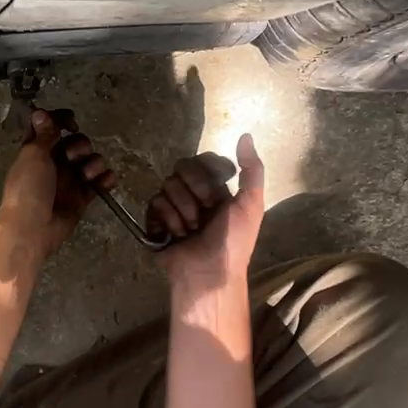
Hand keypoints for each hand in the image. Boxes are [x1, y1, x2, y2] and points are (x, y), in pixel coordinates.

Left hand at [0, 109, 116, 261]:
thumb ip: (44, 133)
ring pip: (91, 160)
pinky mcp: (83, 196)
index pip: (52, 126)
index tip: (71, 124)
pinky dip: (106, 179)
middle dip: (81, 146)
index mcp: (37, 149)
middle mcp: (55, 161)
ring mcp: (70, 179)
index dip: (63, 120)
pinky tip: (105, 182)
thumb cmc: (28, 187)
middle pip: (77, 142)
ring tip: (87, 175)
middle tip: (73, 158)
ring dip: (94, 163)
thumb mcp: (33, 154)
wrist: (33, 227)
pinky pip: (100, 182)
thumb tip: (40, 110)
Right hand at [149, 134, 265, 292]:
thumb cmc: (234, 241)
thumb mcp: (251, 204)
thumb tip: (246, 135)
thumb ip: (252, 169)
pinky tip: (176, 235)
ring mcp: (172, 206)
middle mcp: (193, 193)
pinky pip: (155, 203)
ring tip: (192, 231)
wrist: (209, 272)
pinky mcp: (155, 219)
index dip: (208, 172)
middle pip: (182, 167)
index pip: (203, 159)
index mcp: (216, 188)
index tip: (219, 191)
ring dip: (183, 210)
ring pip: (168, 185)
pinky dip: (169, 220)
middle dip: (195, 191)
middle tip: (205, 212)